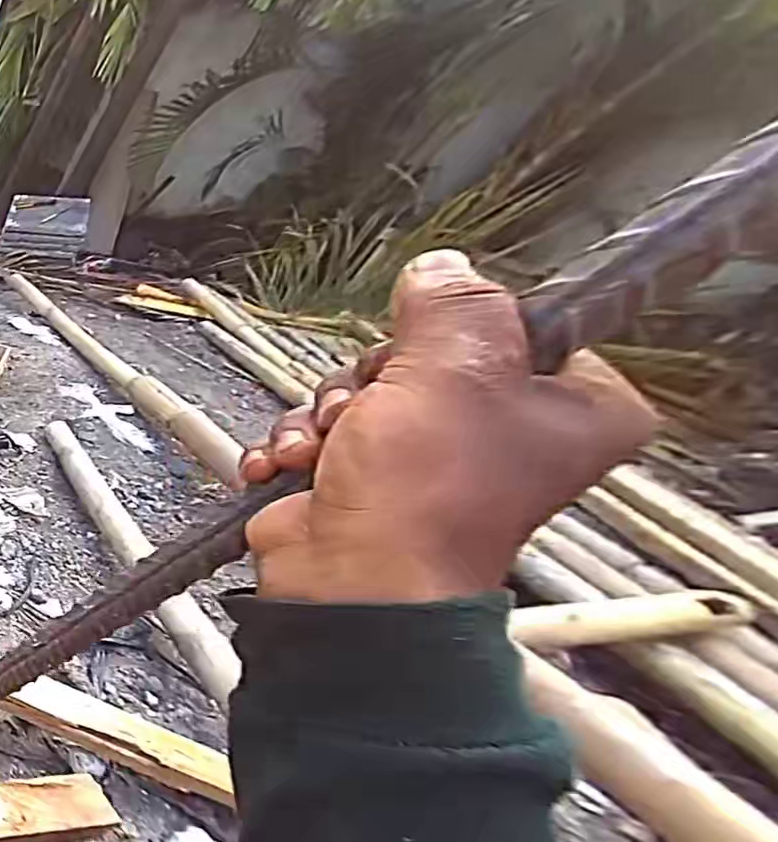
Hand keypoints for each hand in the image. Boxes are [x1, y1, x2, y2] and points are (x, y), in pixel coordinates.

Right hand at [237, 250, 657, 603]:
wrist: (346, 574)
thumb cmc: (419, 493)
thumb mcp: (452, 373)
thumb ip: (452, 309)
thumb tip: (439, 267)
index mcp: (560, 408)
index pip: (502, 332)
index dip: (441, 340)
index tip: (418, 365)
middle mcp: (486, 434)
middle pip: (403, 365)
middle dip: (357, 391)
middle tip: (358, 418)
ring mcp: (409, 460)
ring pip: (344, 402)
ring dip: (311, 424)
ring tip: (314, 454)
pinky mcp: (348, 479)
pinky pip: (306, 438)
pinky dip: (284, 452)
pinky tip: (282, 469)